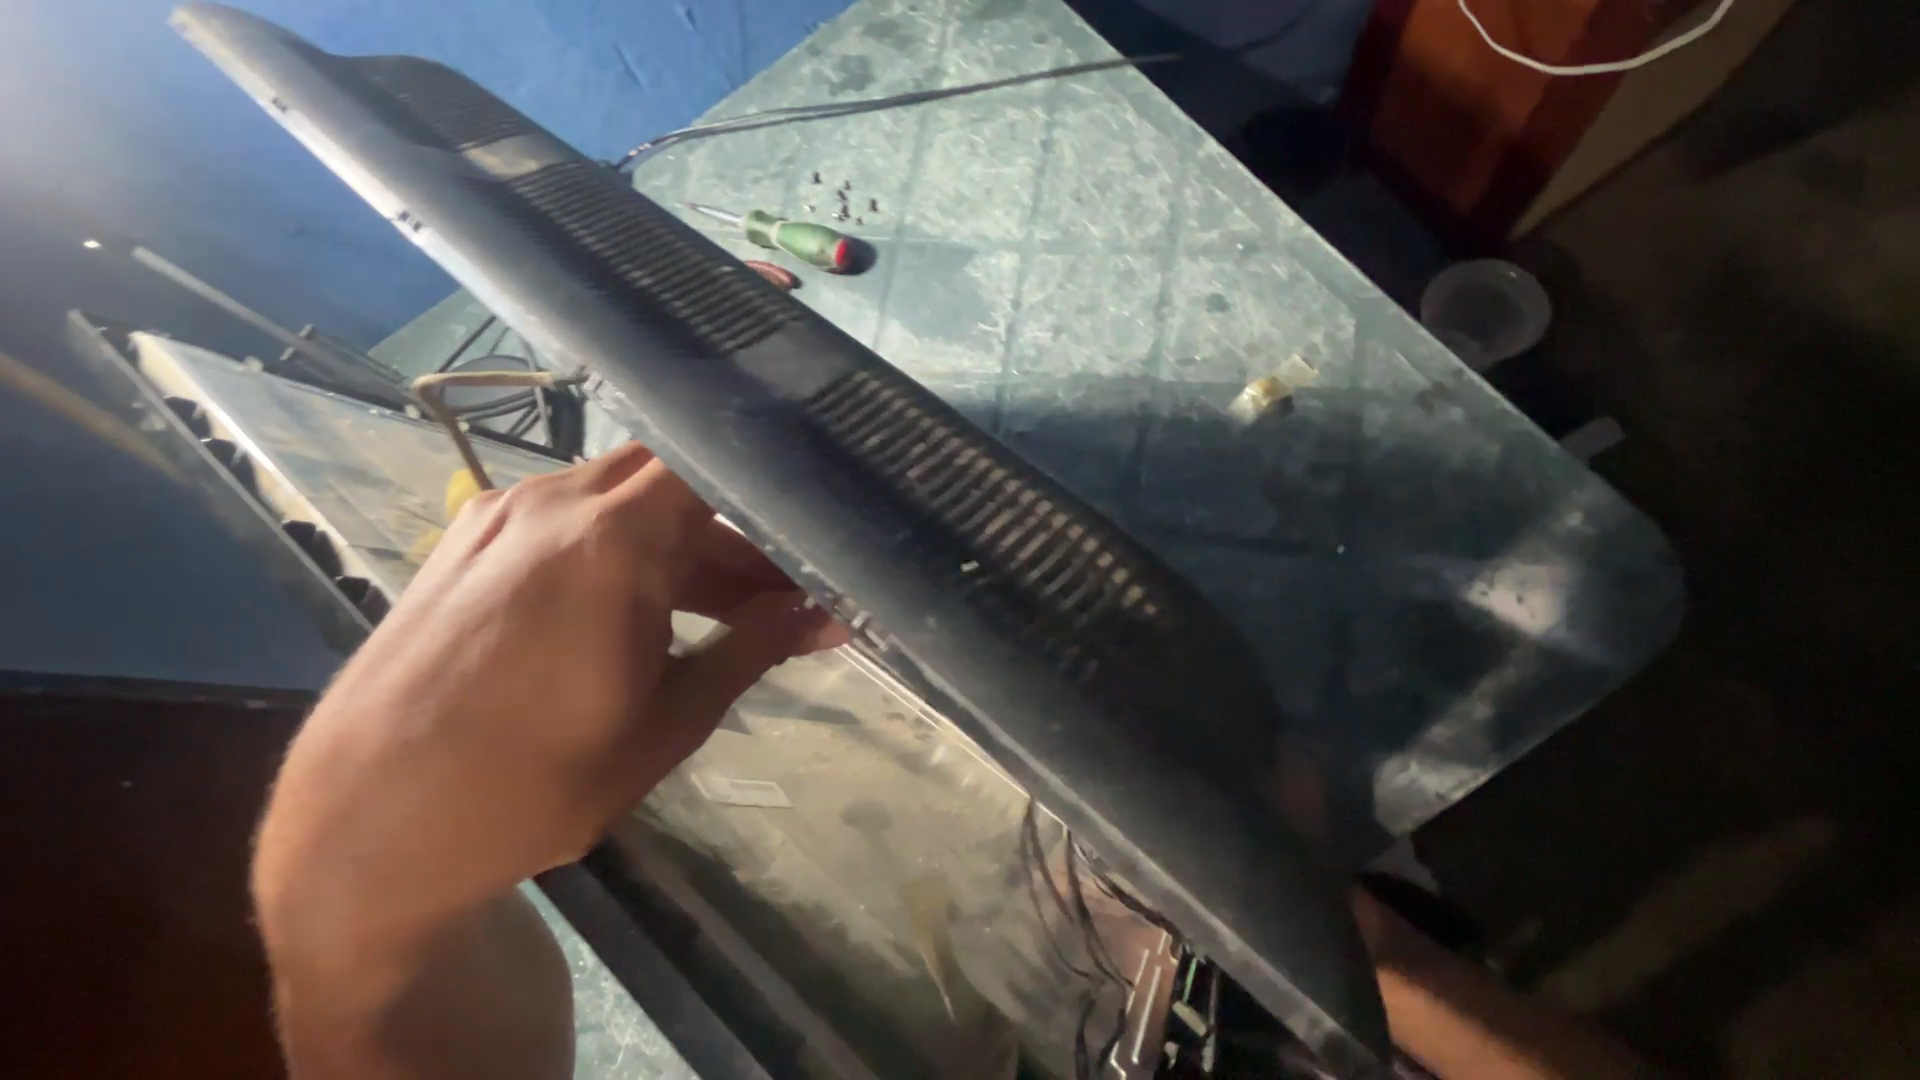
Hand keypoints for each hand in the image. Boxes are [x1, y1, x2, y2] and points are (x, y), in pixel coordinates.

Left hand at [253, 443, 845, 976]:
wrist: (359, 830)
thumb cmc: (530, 788)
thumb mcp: (666, 723)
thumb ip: (752, 650)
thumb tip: (828, 615)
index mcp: (610, 542)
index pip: (717, 463)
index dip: (777, 488)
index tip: (821, 534)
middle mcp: (554, 503)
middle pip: (678, 480)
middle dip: (741, 530)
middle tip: (788, 592)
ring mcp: (503, 514)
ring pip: (627, 498)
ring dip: (686, 544)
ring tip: (733, 613)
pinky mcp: (471, 538)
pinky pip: (577, 518)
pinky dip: (629, 548)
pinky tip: (649, 610)